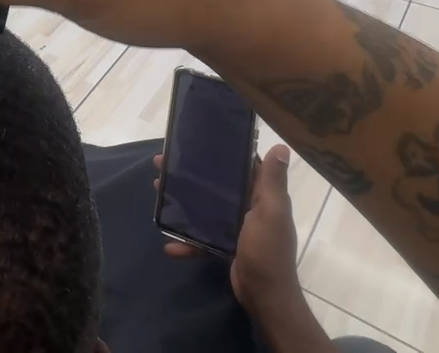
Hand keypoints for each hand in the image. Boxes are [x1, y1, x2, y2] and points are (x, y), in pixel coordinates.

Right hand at [160, 145, 326, 346]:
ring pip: (204, 206)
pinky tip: (169, 243)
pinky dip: (186, 239)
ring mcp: (235, 228)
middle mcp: (249, 208)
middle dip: (189, 174)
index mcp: (261, 197)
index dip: (221, 151)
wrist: (266, 298)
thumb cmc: (267, 251)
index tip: (196, 140)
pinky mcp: (225, 245)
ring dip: (181, 200)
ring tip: (157, 188)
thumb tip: (282, 147)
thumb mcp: (270, 213)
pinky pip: (201, 237)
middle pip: (216, 184)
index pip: (242, 166)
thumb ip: (272, 182)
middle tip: (162, 163)